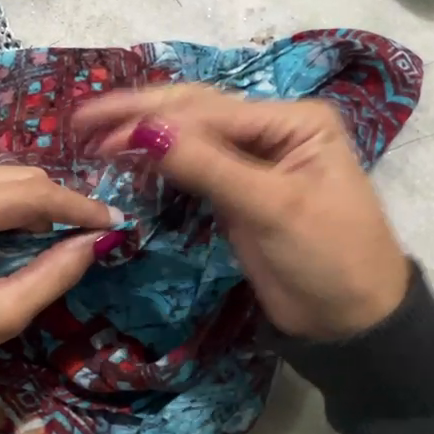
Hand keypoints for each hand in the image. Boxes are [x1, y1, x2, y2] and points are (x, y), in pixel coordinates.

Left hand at [0, 166, 120, 381]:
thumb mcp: (0, 316)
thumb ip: (53, 274)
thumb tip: (100, 240)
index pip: (27, 195)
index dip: (77, 206)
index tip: (116, 222)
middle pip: (17, 178)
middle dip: (58, 204)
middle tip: (91, 235)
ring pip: (2, 177)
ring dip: (35, 204)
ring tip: (57, 239)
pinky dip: (10, 204)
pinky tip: (22, 233)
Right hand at [73, 86, 408, 338]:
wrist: (351, 322)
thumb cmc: (328, 259)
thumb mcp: (271, 208)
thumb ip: (207, 166)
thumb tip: (142, 131)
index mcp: (293, 121)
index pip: (208, 112)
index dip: (151, 121)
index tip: (98, 138)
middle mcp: (272, 130)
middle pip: (194, 113)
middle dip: (138, 114)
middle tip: (81, 121)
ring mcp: (252, 160)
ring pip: (188, 137)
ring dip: (142, 135)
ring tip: (92, 138)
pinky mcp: (236, 192)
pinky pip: (190, 168)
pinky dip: (157, 164)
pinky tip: (127, 161)